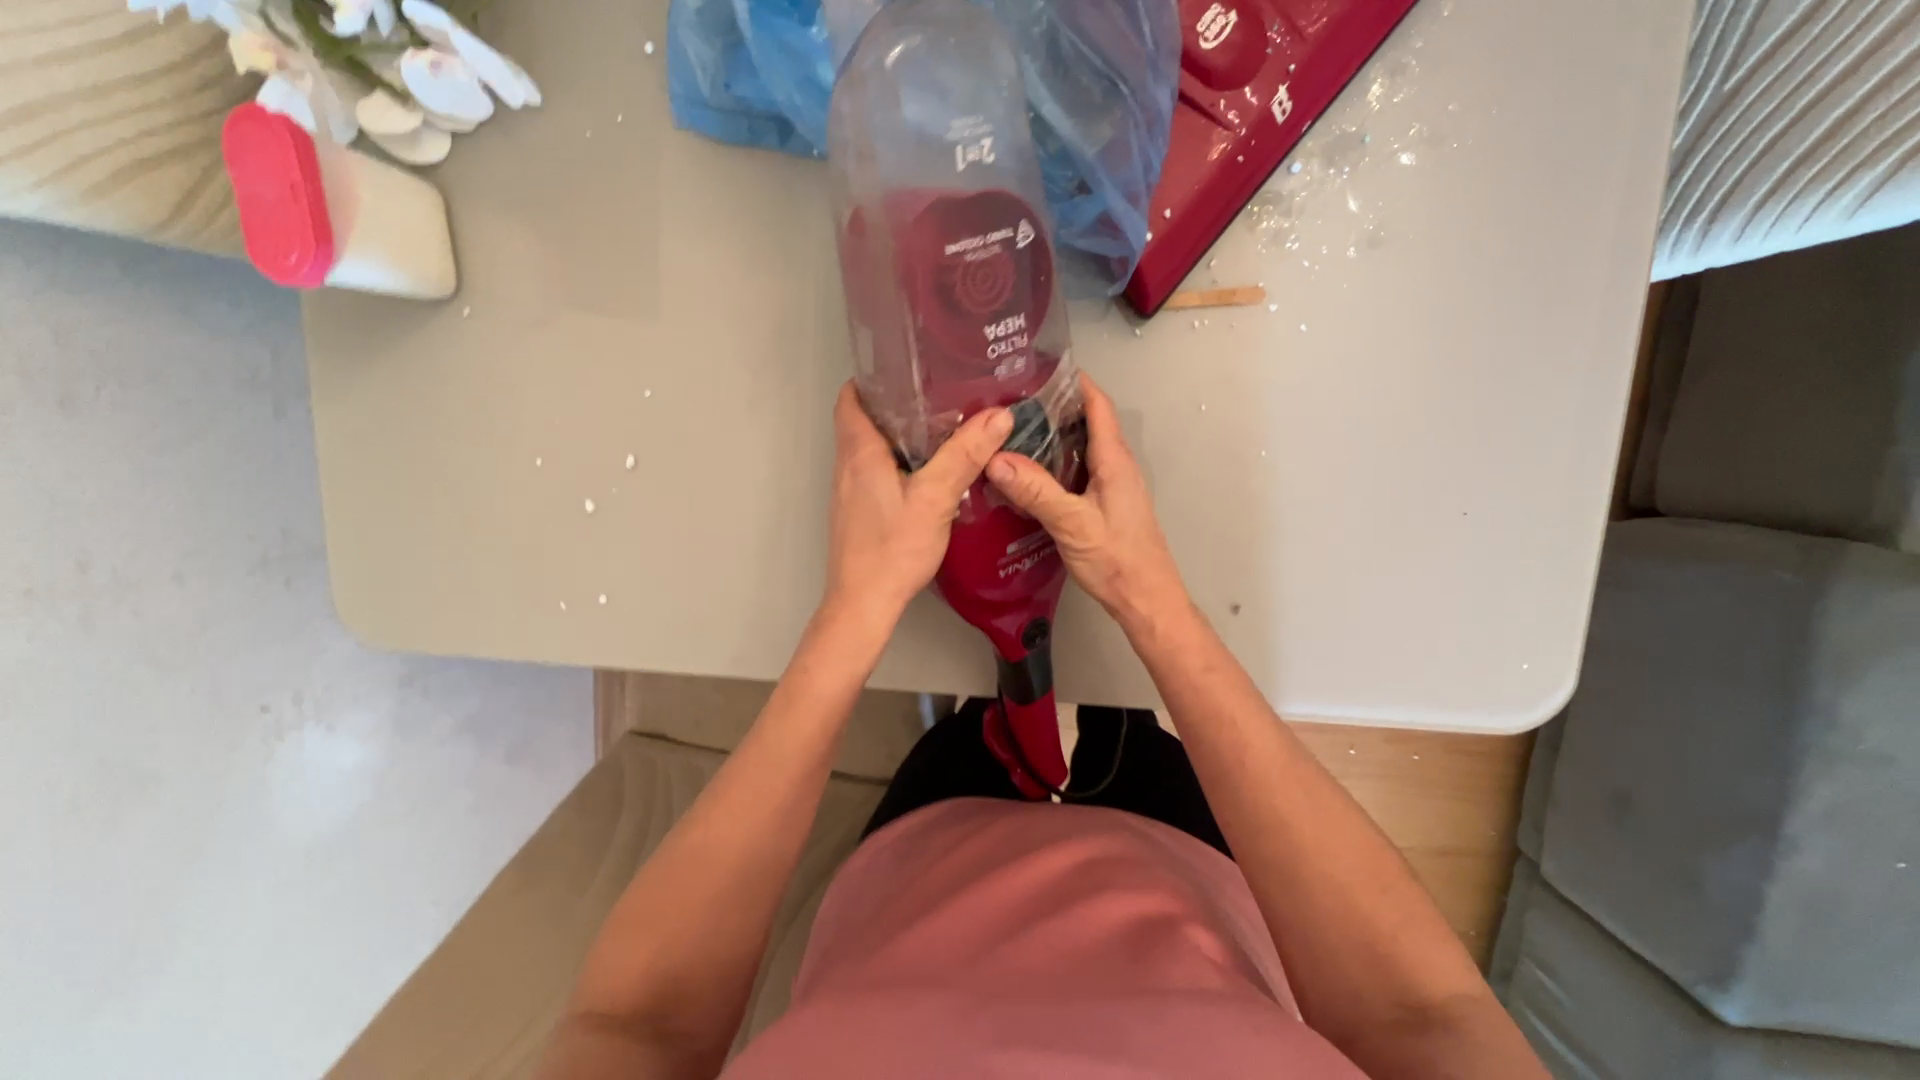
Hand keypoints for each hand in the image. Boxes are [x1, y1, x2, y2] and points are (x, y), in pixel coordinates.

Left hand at [825, 382, 1013, 623]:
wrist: (864, 603)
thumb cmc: (893, 549)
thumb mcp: (935, 498)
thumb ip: (964, 456)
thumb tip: (998, 415)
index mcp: (859, 453)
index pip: (850, 398)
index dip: (872, 379)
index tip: (906, 370)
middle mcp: (847, 468)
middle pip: (863, 421)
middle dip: (896, 405)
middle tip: (937, 396)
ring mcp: (849, 494)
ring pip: (871, 451)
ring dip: (899, 438)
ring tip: (941, 431)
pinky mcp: (857, 515)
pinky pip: (875, 476)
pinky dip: (898, 466)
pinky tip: (929, 477)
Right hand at [985, 373, 1188, 631]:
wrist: (1146, 599)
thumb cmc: (1117, 560)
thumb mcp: (1072, 524)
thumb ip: (1036, 491)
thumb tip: (996, 458)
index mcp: (1114, 460)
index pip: (1097, 404)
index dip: (1073, 381)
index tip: (1039, 368)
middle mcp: (1116, 466)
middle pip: (1086, 422)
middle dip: (1053, 406)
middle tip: (1012, 400)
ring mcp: (1112, 486)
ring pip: (1080, 448)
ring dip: (1052, 436)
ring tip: (1013, 431)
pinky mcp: (1105, 505)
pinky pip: (1078, 471)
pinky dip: (1055, 464)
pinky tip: (1029, 475)